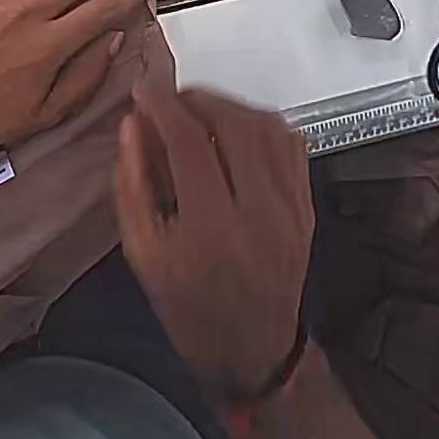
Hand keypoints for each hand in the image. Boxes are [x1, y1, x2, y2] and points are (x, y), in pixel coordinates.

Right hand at [113, 80, 314, 398]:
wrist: (252, 348)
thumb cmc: (188, 303)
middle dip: (196, 98)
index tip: (144, 90)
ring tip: (199, 110)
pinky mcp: (307, 206)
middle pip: (234, 124)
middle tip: (171, 100)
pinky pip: (290, 143)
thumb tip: (131, 123)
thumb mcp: (141, 251)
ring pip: (266, 127)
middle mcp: (260, 215)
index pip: (188, 143)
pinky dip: (261, 122)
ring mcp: (291, 209)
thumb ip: (132, 182)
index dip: (162, 105)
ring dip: (228, 105)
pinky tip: (236, 127)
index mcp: (211, 230)